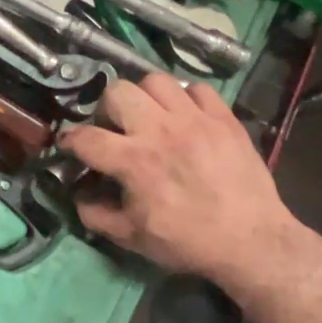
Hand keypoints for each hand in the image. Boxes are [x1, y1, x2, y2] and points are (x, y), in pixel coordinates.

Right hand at [58, 74, 298, 286]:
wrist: (252, 241)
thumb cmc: (187, 241)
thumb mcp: (130, 238)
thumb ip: (94, 214)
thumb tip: (77, 194)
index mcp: (134, 161)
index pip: (85, 137)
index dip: (69, 140)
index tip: (69, 145)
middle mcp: (160, 131)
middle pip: (117, 91)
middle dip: (107, 109)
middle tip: (115, 129)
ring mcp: (195, 120)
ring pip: (156, 81)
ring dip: (144, 97)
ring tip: (149, 117)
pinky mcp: (224, 118)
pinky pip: (197, 89)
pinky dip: (185, 99)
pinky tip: (184, 118)